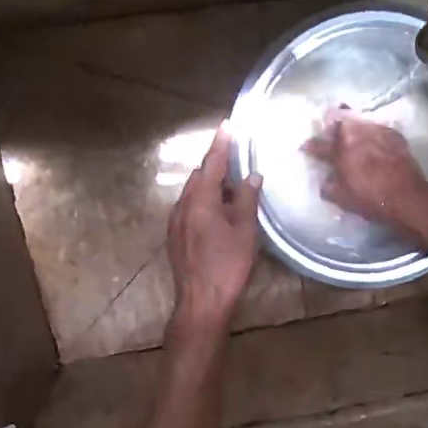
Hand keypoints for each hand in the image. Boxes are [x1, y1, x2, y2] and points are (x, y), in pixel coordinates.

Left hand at [167, 124, 263, 332]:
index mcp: (200, 200)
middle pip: (199, 177)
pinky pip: (190, 208)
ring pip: (193, 193)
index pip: (212, 163)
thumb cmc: (227, 265)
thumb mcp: (244, 230)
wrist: (201, 302)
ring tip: (232, 188)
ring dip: (211, 185)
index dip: (221, 144)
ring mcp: (175, 221)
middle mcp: (182, 205)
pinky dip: (204, 201)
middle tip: (237, 161)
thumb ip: (246, 199)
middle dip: (216, 166)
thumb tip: (252, 175)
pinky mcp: (175, 236)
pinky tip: (219, 212)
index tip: (227, 125)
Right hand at [302, 109, 427, 240]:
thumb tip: (326, 180)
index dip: (311, 146)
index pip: (319, 145)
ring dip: (353, 128)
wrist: (408, 197)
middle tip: (331, 134)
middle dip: (333, 128)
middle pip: (339, 124)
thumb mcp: (342, 199)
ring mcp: (377, 131)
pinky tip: (373, 141)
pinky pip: (378, 129)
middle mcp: (356, 135)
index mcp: (340, 150)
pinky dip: (372, 133)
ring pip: (359, 123)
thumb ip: (328, 187)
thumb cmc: (372, 200)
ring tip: (352, 134)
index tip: (306, 147)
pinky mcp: (394, 134)